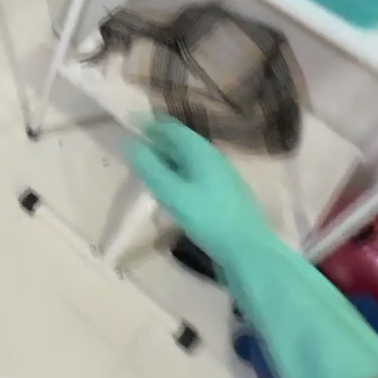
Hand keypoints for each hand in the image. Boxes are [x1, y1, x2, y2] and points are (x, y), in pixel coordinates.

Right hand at [124, 117, 274, 268]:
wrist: (249, 253)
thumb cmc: (208, 218)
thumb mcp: (171, 192)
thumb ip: (148, 166)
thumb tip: (128, 142)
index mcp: (200, 151)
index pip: (171, 127)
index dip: (149, 124)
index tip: (127, 125)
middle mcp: (212, 157)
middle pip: (180, 142)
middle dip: (156, 142)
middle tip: (132, 148)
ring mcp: (221, 176)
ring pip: (187, 160)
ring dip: (166, 159)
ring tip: (145, 168)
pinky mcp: (223, 195)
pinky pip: (194, 175)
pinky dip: (177, 174)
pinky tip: (169, 189)